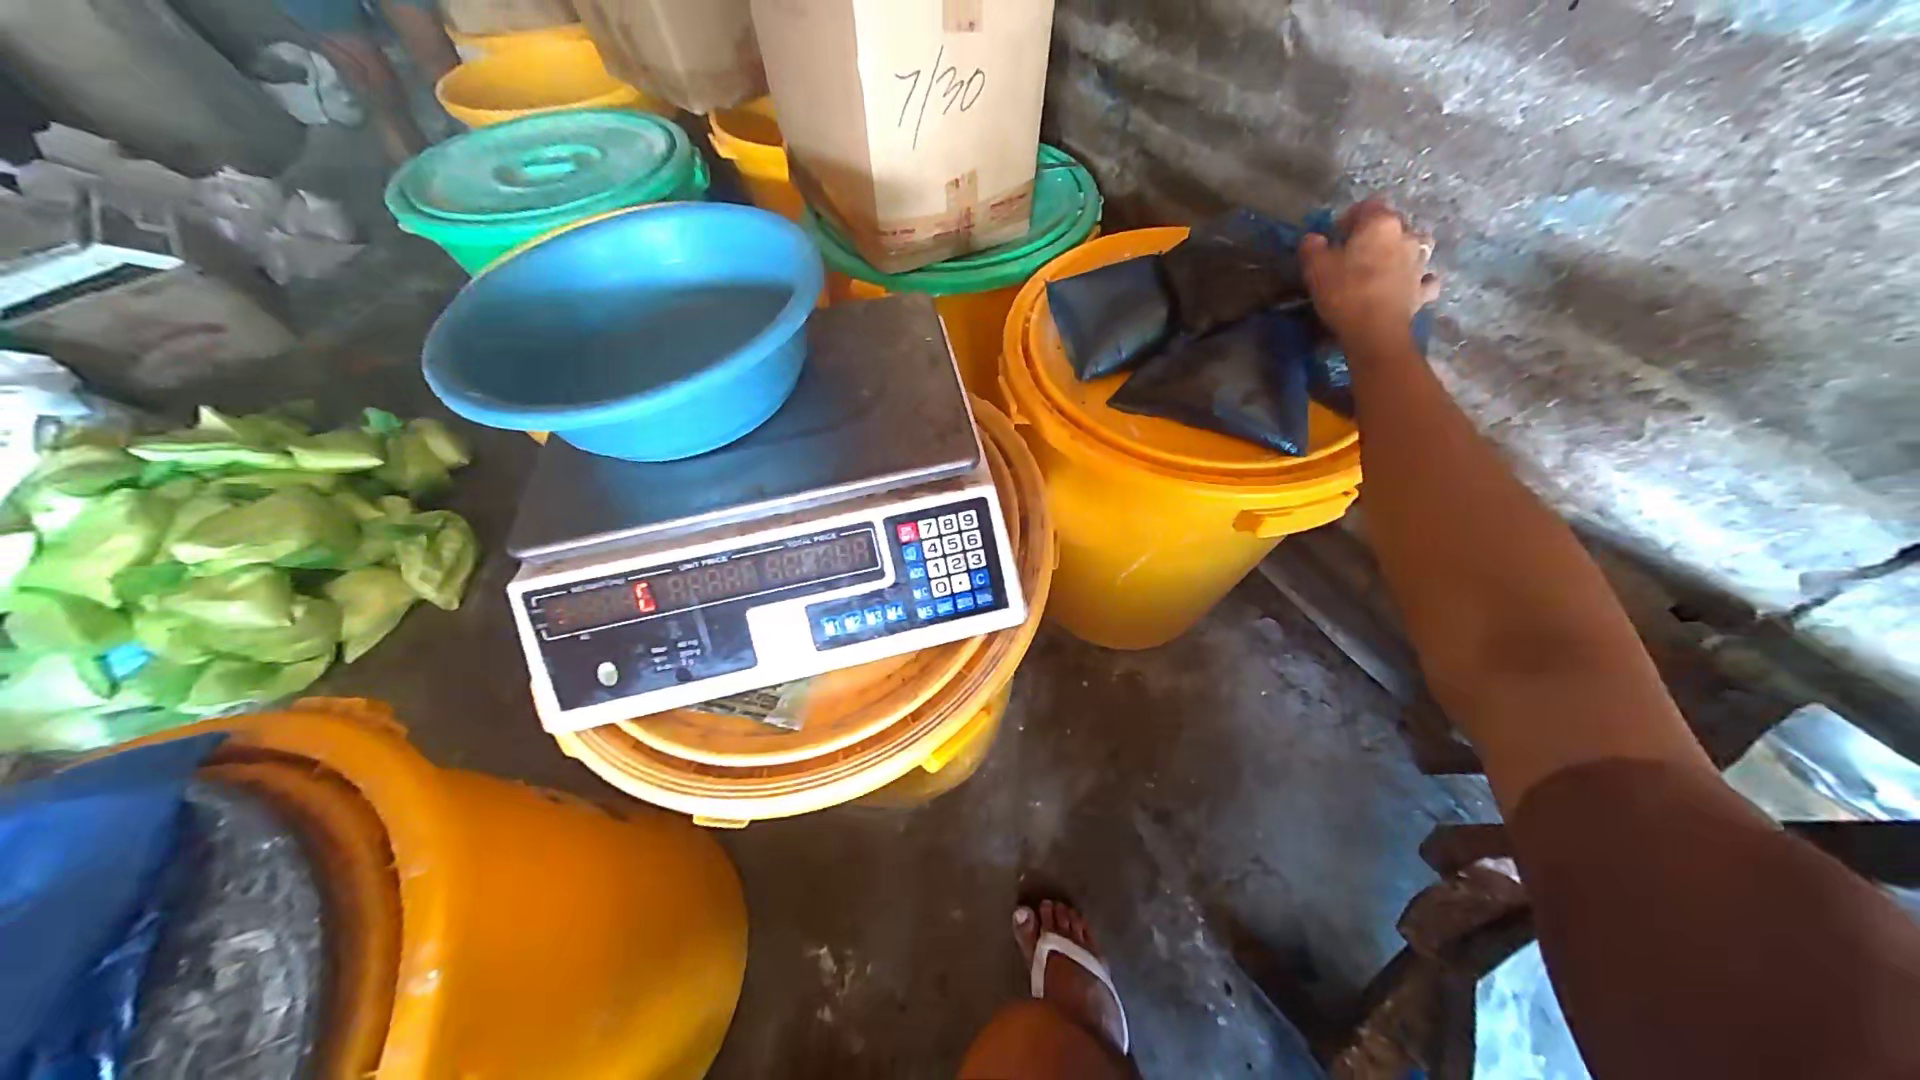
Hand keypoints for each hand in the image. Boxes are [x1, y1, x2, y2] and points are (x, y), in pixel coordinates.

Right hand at [1299, 199, 1440, 350]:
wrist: (1375, 330)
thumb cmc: (1344, 292)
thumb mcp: (1315, 268)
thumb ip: (1312, 247)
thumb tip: (1314, 239)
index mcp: (1380, 224)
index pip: (1367, 206)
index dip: (1350, 216)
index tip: (1336, 233)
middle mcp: (1407, 235)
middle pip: (1393, 224)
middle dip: (1376, 234)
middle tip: (1356, 252)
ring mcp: (1420, 262)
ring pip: (1415, 246)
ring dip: (1402, 251)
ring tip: (1385, 265)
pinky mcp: (1423, 289)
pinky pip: (1425, 278)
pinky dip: (1419, 279)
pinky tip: (1410, 284)